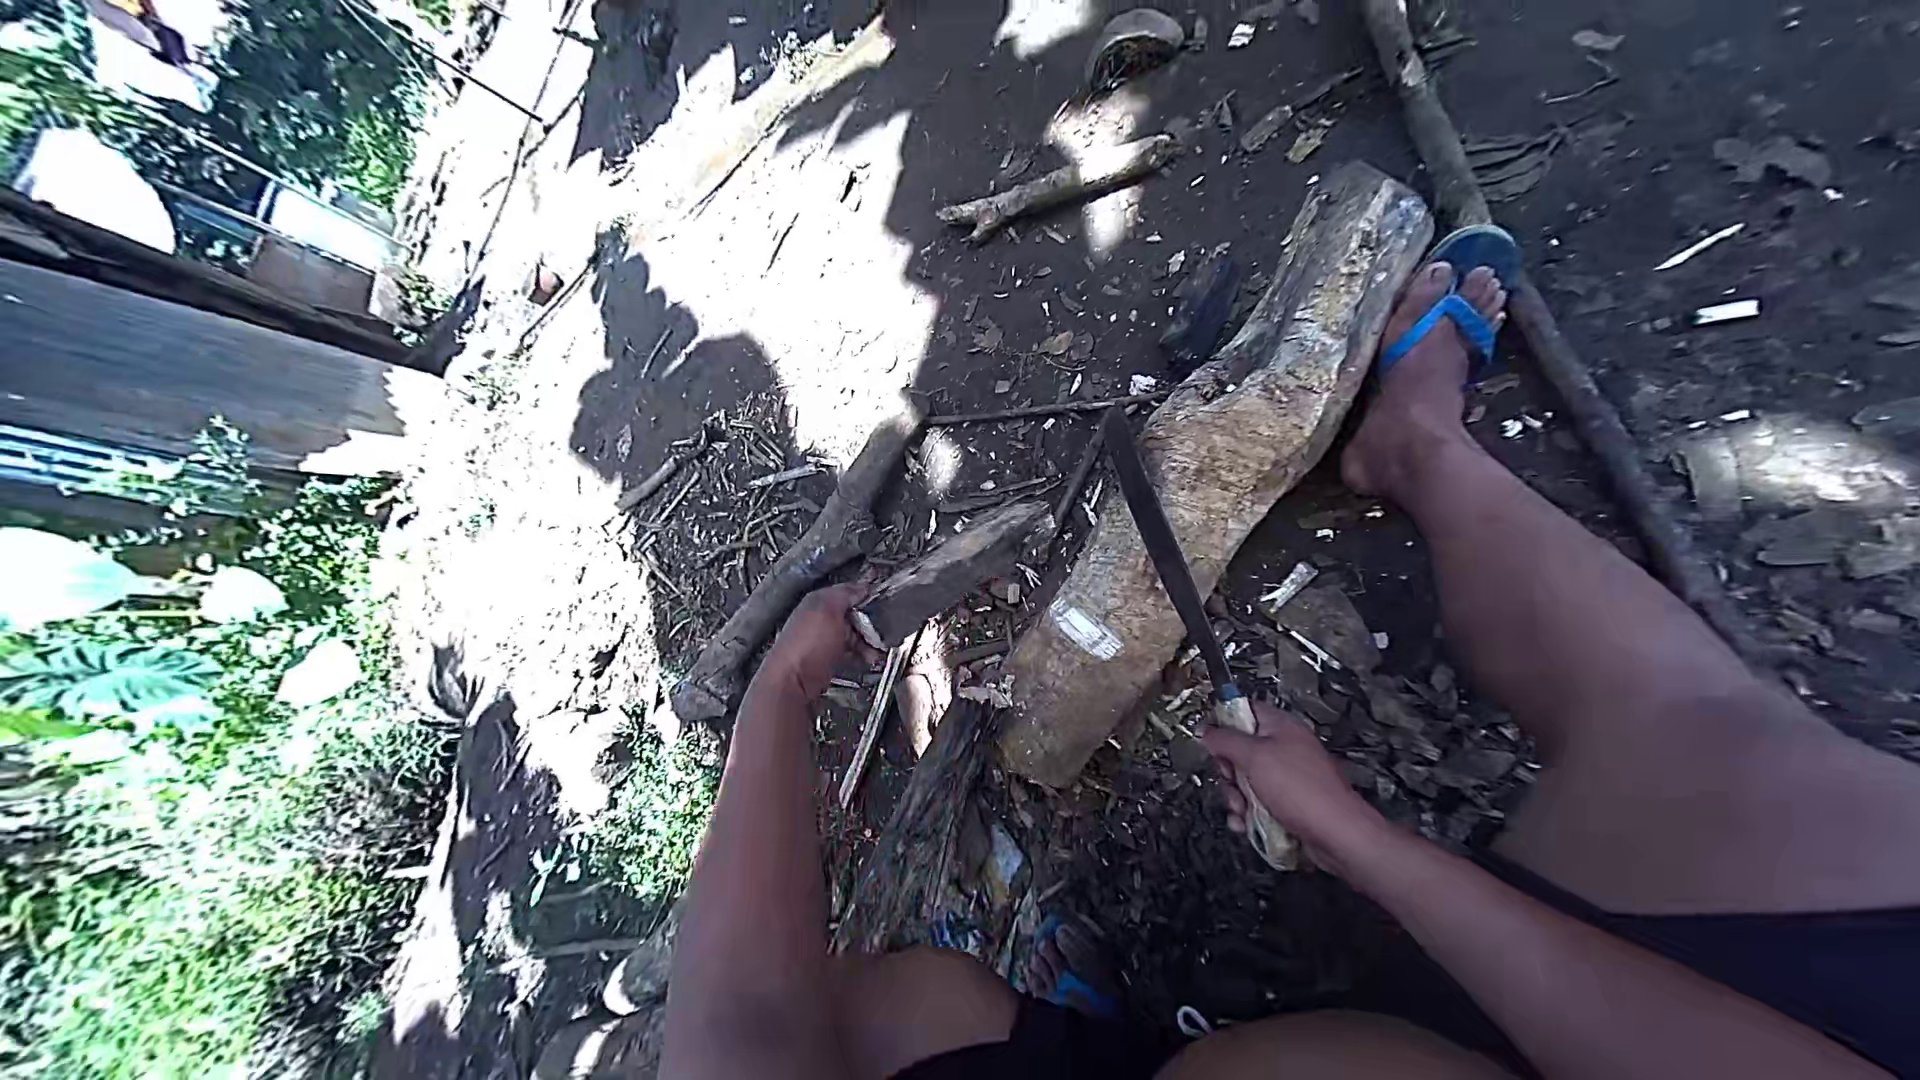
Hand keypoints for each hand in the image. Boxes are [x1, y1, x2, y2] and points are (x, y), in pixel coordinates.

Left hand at [761, 583, 870, 700]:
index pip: (848, 592)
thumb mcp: (828, 609)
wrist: (792, 683)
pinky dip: (861, 655)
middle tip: (880, 633)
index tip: (882, 606)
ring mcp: (822, 641)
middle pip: (853, 616)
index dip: (867, 598)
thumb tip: (861, 587)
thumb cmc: (805, 646)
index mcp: (817, 602)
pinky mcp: (825, 661)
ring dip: (868, 642)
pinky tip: (867, 660)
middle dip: (870, 624)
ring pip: (853, 636)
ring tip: (877, 651)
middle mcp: (818, 620)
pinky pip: (850, 653)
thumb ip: (844, 594)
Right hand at [1204, 700, 1389, 876]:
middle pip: (1240, 749)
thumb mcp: (1253, 756)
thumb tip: (1204, 730)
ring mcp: (1288, 778)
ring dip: (1236, 796)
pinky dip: (1248, 813)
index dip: (1224, 721)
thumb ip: (1224, 740)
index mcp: (1281, 727)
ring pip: (1246, 780)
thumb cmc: (1298, 789)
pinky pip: (1258, 802)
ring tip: (1241, 810)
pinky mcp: (1290, 804)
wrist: (1340, 837)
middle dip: (1228, 770)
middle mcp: (1285, 748)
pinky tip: (1245, 824)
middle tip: (1231, 781)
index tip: (1212, 740)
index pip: (1245, 710)